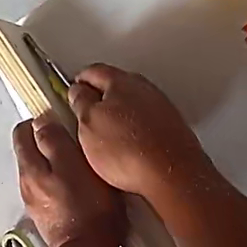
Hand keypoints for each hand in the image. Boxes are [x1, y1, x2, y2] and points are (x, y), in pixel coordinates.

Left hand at [14, 116, 124, 246]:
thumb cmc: (88, 207)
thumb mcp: (75, 165)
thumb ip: (55, 141)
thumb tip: (42, 120)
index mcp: (30, 167)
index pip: (24, 131)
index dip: (43, 122)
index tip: (67, 124)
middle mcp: (27, 183)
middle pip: (31, 151)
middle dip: (49, 144)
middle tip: (78, 145)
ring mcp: (37, 203)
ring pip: (42, 172)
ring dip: (58, 166)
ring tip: (84, 168)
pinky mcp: (49, 218)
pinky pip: (52, 191)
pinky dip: (63, 185)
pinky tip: (82, 190)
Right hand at [68, 64, 220, 202]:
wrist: (172, 176)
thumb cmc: (133, 150)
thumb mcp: (89, 123)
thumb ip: (81, 102)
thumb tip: (78, 93)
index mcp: (122, 81)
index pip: (94, 71)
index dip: (79, 82)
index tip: (73, 91)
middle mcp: (147, 90)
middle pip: (117, 86)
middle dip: (102, 98)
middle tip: (88, 115)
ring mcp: (163, 110)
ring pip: (135, 106)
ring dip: (122, 116)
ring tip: (108, 138)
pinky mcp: (174, 131)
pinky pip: (149, 126)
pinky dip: (138, 132)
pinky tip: (131, 149)